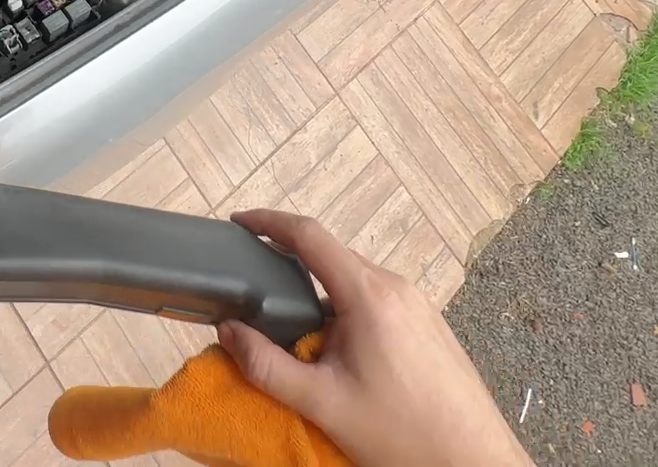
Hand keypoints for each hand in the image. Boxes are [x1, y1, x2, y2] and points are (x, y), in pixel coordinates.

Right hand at [218, 209, 530, 466]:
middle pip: (330, 253)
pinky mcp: (431, 325)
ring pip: (353, 275)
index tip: (238, 222)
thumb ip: (266, 365)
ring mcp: (419, 305)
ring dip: (317, 284)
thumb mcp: (323, 404)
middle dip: (288, 258)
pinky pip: (376, 295)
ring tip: (294, 318)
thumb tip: (226, 331)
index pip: (309, 234)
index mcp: (368, 294)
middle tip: (257, 278)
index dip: (267, 220)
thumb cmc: (403, 436)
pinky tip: (338, 342)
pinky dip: (344, 301)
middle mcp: (396, 287)